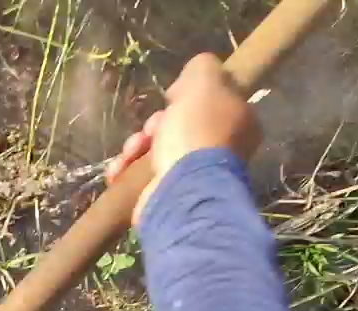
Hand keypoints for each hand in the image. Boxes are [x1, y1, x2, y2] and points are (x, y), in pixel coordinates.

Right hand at [105, 53, 261, 222]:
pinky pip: (140, 176)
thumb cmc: (196, 133)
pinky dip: (126, 170)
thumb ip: (201, 67)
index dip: (185, 97)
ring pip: (155, 150)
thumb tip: (186, 83)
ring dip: (135, 147)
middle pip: (177, 126)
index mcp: (238, 122)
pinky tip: (118, 170)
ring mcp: (190, 176)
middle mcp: (218, 150)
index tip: (171, 99)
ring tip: (131, 152)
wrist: (179, 191)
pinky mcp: (164, 196)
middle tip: (150, 130)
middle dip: (154, 125)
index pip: (209, 101)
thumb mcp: (204, 82)